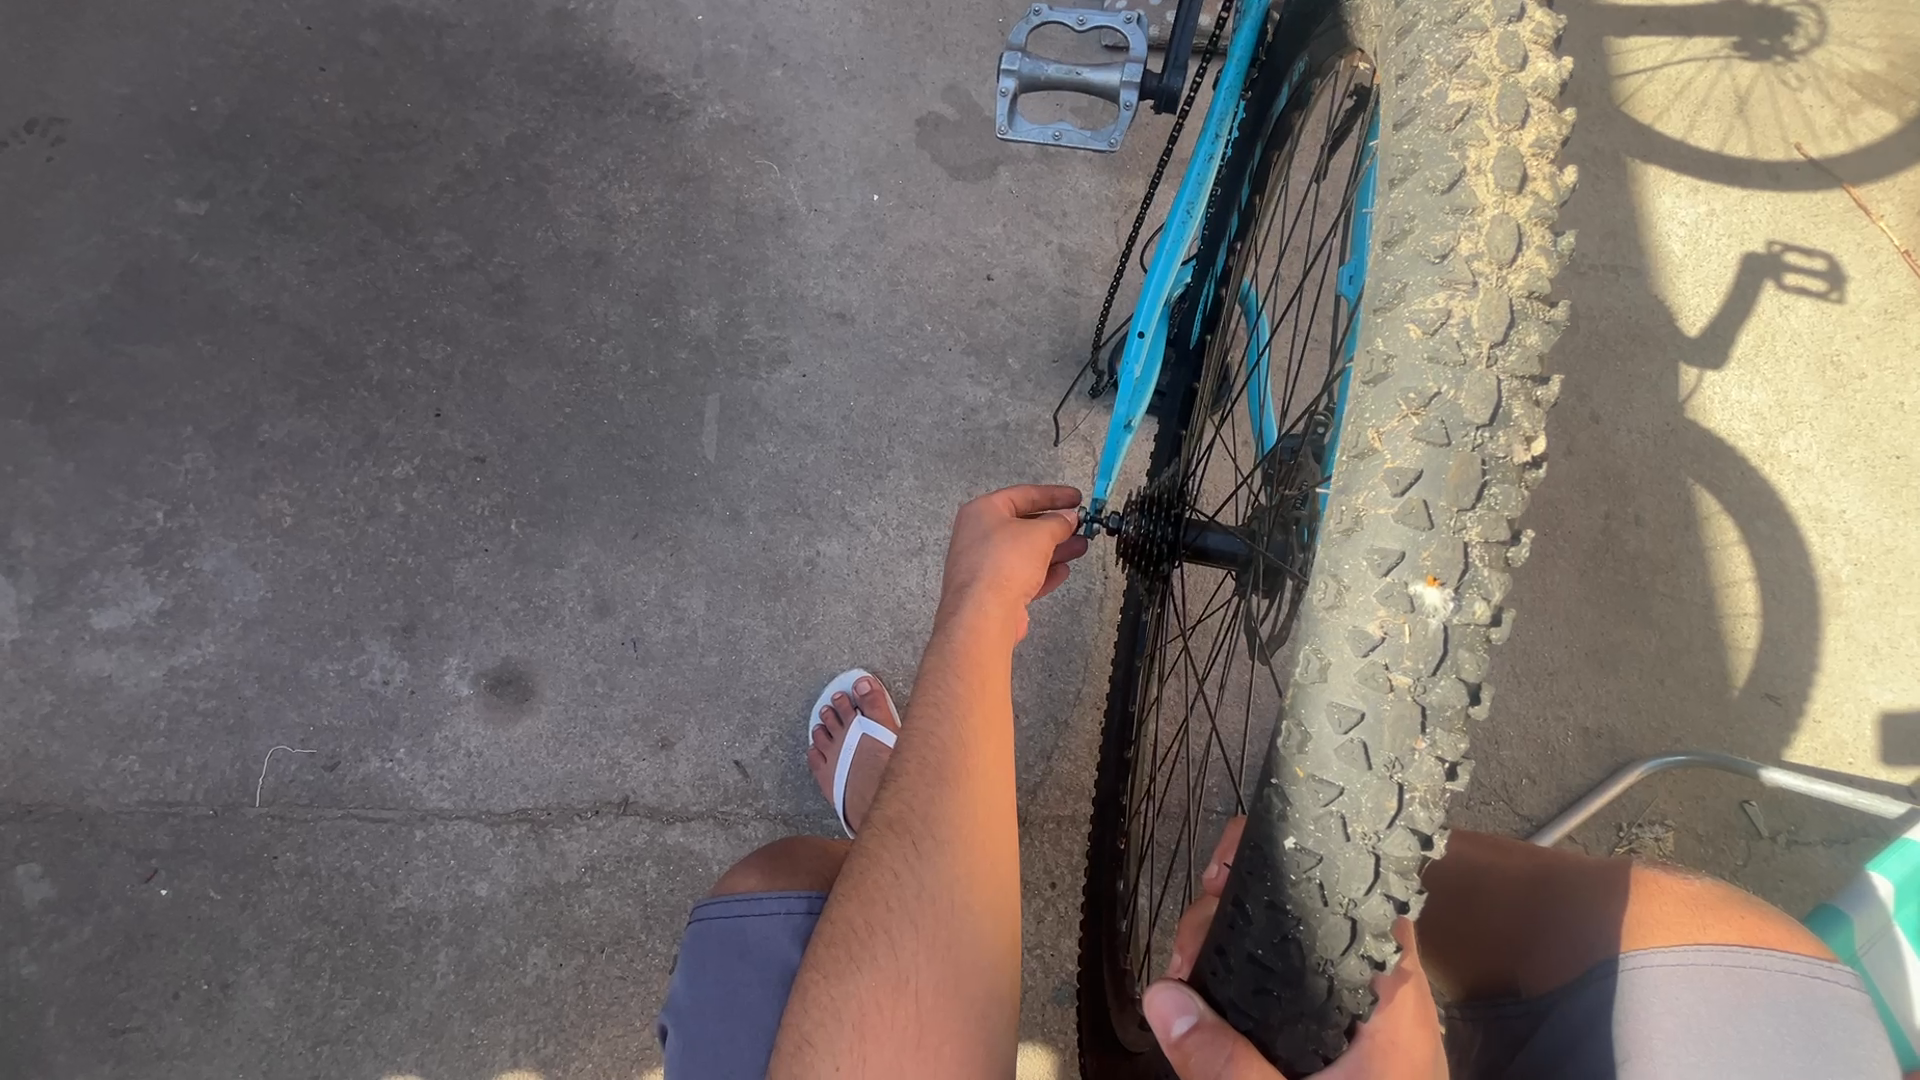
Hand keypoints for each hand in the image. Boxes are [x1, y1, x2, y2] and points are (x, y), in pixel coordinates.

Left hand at [936, 484, 1088, 638]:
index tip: (1076, 498)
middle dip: (1055, 525)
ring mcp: (984, 565)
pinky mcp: (993, 591)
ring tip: (1081, 546)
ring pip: (1025, 552)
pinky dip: (1043, 572)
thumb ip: (1058, 522)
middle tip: (1081, 525)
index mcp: (982, 512)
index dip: (1053, 495)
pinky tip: (1063, 570)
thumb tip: (1068, 517)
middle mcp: (979, 536)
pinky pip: (1021, 576)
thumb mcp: (1039, 534)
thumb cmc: (1004, 563)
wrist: (983, 614)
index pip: (1022, 495)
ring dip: (1054, 549)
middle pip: (1023, 525)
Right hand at [1146, 818, 1448, 1079]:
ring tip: (1186, 969)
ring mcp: (1348, 1006)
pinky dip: (1237, 965)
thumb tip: (1158, 997)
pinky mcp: (1327, 1031)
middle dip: (1228, 908)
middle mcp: (1370, 983)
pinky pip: (1276, 973)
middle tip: (1185, 950)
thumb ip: (1229, 1066)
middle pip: (1297, 904)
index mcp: (1385, 991)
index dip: (1283, 859)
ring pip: (1279, 935)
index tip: (1220, 877)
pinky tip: (1205, 983)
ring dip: (1225, 936)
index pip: (1349, 887)